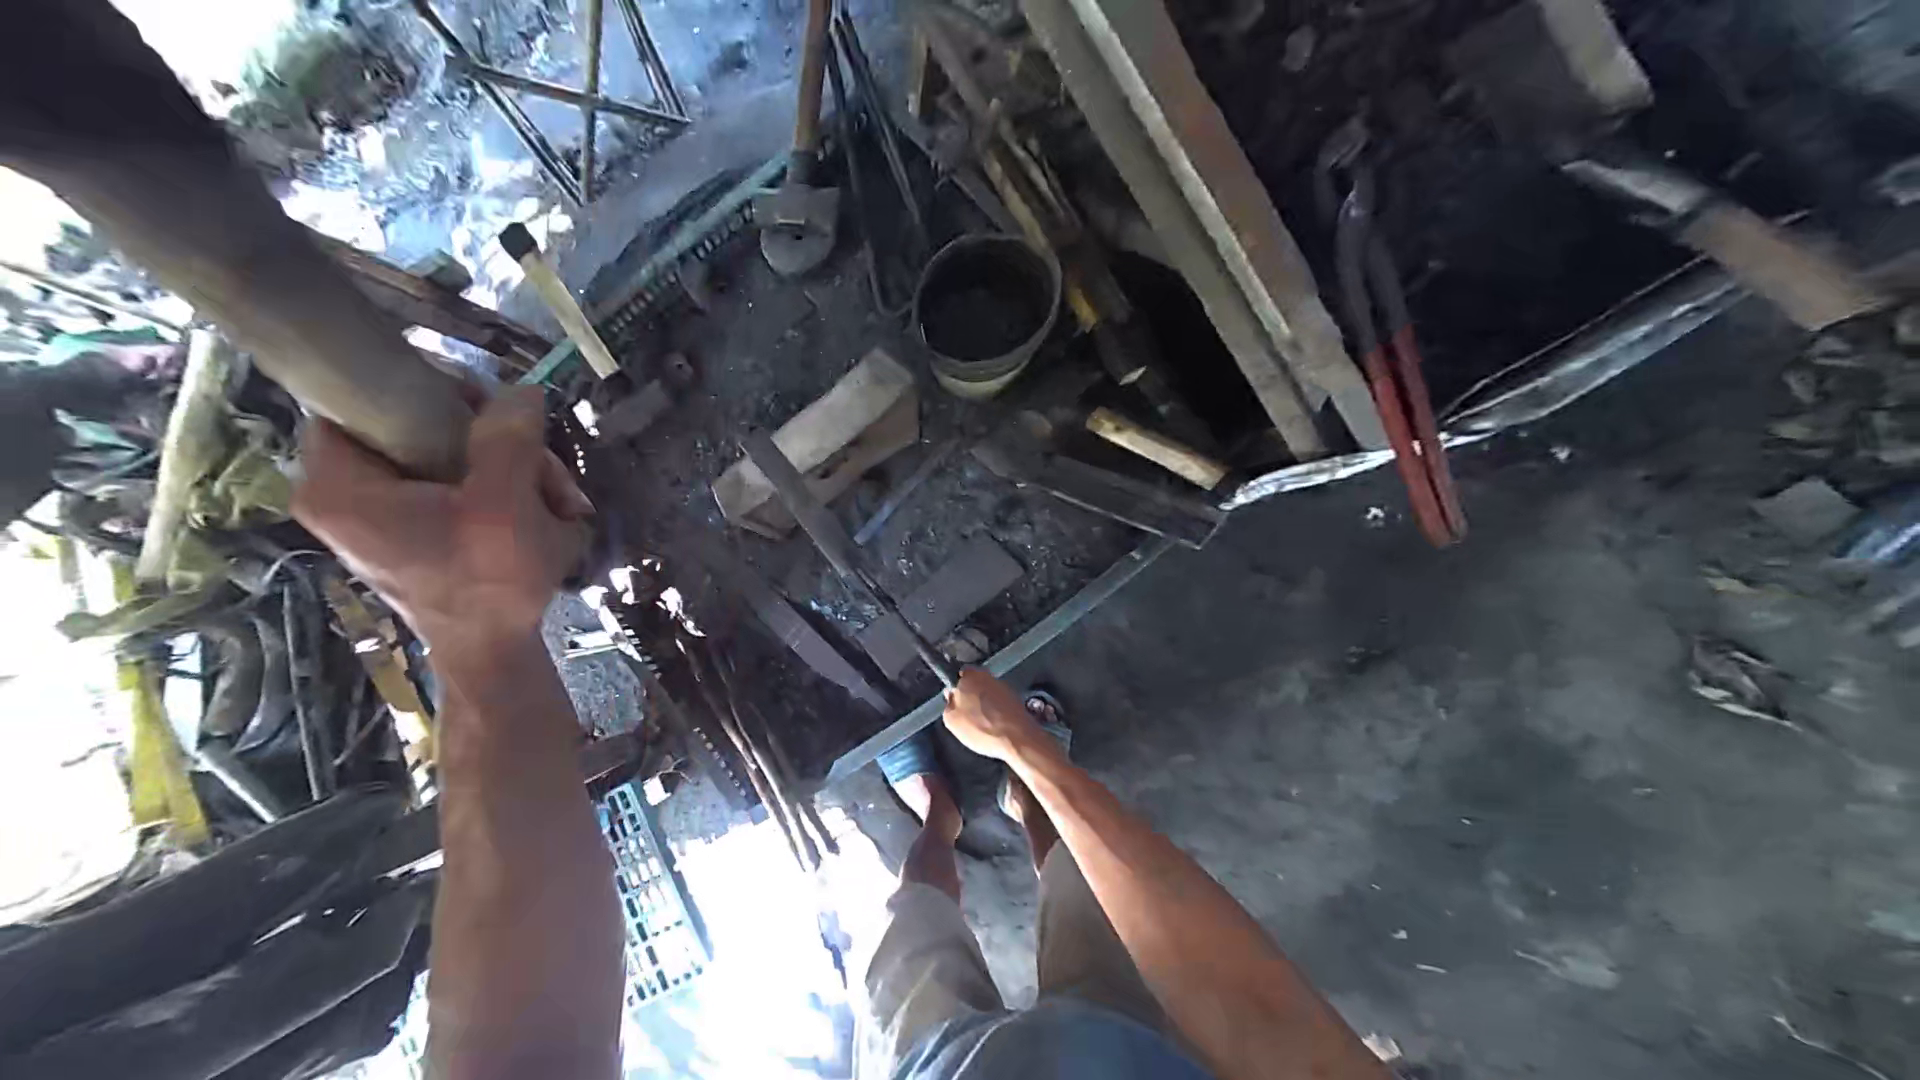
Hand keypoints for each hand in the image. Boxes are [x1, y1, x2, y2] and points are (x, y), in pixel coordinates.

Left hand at [292, 386, 592, 654]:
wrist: (496, 653)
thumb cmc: (489, 583)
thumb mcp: (504, 503)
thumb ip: (509, 440)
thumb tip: (522, 393)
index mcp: (339, 485)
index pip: (362, 401)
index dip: (428, 392)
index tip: (489, 408)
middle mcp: (348, 496)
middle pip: (421, 432)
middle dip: (498, 449)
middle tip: (545, 476)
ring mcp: (385, 519)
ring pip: (452, 463)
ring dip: (517, 477)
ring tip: (558, 507)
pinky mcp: (418, 536)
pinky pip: (461, 492)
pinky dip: (506, 500)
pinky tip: (543, 521)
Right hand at [942, 668, 1052, 764]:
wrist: (1017, 739)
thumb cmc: (983, 728)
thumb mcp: (952, 721)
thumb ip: (948, 705)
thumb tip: (950, 698)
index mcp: (970, 675)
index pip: (958, 675)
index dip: (955, 689)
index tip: (954, 701)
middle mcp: (989, 676)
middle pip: (974, 685)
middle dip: (970, 698)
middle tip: (967, 716)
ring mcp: (1004, 687)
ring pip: (988, 695)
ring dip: (985, 706)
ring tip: (982, 725)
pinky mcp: (1016, 700)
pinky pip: (1000, 704)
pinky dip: (997, 713)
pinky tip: (995, 727)